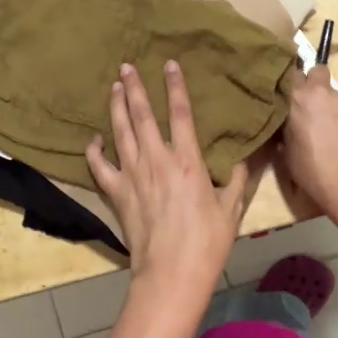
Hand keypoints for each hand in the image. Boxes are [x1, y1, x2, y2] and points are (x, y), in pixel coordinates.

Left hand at [86, 62, 250, 301]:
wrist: (172, 272)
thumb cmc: (207, 242)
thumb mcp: (231, 209)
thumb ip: (236, 180)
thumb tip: (243, 159)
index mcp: (187, 161)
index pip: (180, 113)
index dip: (174, 86)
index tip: (169, 65)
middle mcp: (156, 159)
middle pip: (142, 114)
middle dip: (135, 87)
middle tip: (126, 66)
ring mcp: (132, 174)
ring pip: (120, 131)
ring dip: (116, 106)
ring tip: (115, 86)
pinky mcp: (116, 192)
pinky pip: (99, 165)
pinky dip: (94, 149)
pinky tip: (94, 138)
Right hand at [280, 65, 337, 210]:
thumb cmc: (315, 171)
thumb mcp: (287, 151)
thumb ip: (285, 129)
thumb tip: (286, 124)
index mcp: (296, 98)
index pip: (288, 73)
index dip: (288, 83)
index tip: (286, 95)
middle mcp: (321, 91)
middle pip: (316, 71)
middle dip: (313, 83)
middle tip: (310, 105)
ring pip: (334, 92)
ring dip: (330, 103)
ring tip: (332, 126)